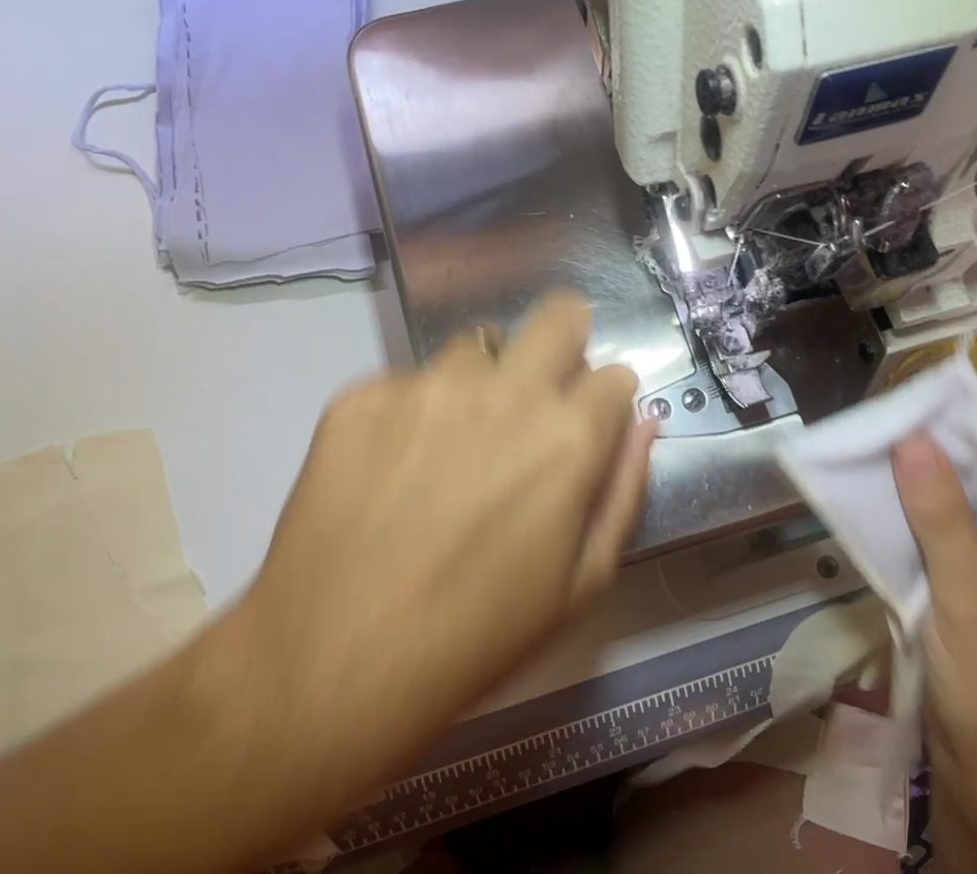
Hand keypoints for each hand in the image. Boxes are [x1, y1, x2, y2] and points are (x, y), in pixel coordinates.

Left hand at [204, 292, 657, 808]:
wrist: (334, 660)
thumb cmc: (478, 636)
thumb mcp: (581, 584)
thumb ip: (624, 490)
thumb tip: (642, 422)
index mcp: (568, 437)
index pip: (614, 376)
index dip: (604, 404)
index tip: (585, 431)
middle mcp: (503, 391)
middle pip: (558, 316)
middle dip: (564, 343)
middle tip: (538, 396)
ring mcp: (425, 386)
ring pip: (476, 349)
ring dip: (482, 383)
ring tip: (451, 448)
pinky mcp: (359, 396)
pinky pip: (406, 382)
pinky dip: (413, 413)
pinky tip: (391, 472)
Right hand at [894, 436, 976, 868]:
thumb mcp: (967, 598)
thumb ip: (942, 517)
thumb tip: (912, 436)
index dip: (958, 430)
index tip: (898, 406)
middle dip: (936, 457)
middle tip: (873, 430)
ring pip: (967, 506)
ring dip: (923, 487)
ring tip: (868, 458)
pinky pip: (955, 536)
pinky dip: (921, 520)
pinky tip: (882, 506)